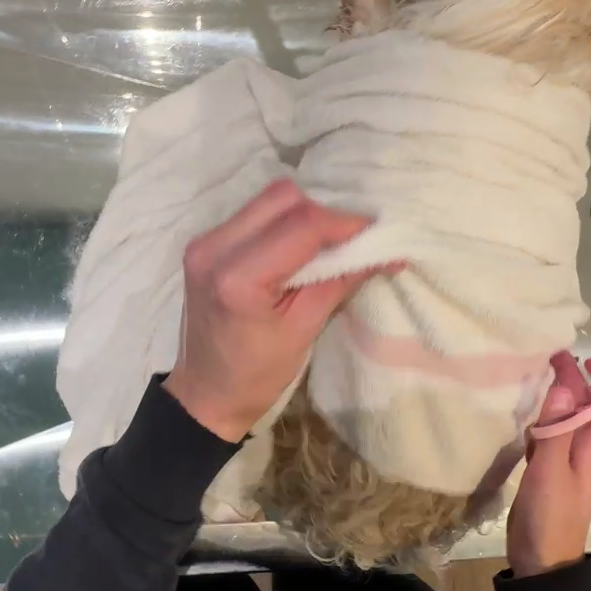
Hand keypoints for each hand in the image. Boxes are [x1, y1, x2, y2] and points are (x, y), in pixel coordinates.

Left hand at [162, 179, 392, 440]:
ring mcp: (204, 242)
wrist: (206, 393)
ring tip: (324, 249)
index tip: (377, 235)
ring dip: (302, 216)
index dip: (346, 224)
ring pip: (268, 200)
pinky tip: (295, 252)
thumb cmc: (256, 375)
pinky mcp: (204, 244)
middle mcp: (213, 248)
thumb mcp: (305, 330)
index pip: (302, 225)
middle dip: (323, 215)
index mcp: (237, 277)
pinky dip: (282, 224)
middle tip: (349, 244)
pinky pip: (253, 214)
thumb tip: (386, 250)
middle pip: (283, 198)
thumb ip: (341, 281)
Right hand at [506, 351, 590, 576]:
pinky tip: (524, 411)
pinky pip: (555, 431)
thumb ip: (557, 429)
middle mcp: (590, 447)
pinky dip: (546, 415)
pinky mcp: (551, 466)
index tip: (583, 364)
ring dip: (562, 394)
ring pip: (576, 416)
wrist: (542, 561)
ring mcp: (570, 457)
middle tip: (549, 360)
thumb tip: (567, 384)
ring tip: (534, 376)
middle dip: (581, 378)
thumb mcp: (550, 471)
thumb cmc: (551, 517)